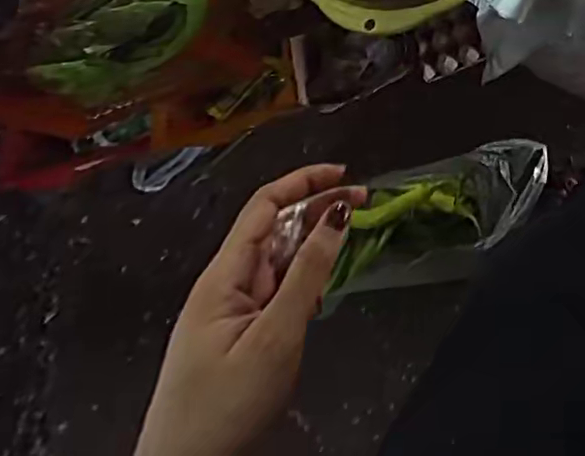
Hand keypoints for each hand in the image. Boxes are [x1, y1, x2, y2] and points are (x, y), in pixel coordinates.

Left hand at [135, 165, 366, 455]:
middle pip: (276, 226)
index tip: (343, 174)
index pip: (265, 205)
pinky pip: (278, 287)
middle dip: (318, 206)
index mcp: (224, 275)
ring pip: (280, 257)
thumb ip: (309, 272)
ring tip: (351, 235)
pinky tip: (323, 283)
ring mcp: (233, 306)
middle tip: (362, 201)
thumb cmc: (222, 410)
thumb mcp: (275, 336)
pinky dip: (305, 277)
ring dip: (315, 241)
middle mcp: (227, 282)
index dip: (304, 181)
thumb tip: (338, 214)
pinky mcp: (241, 329)